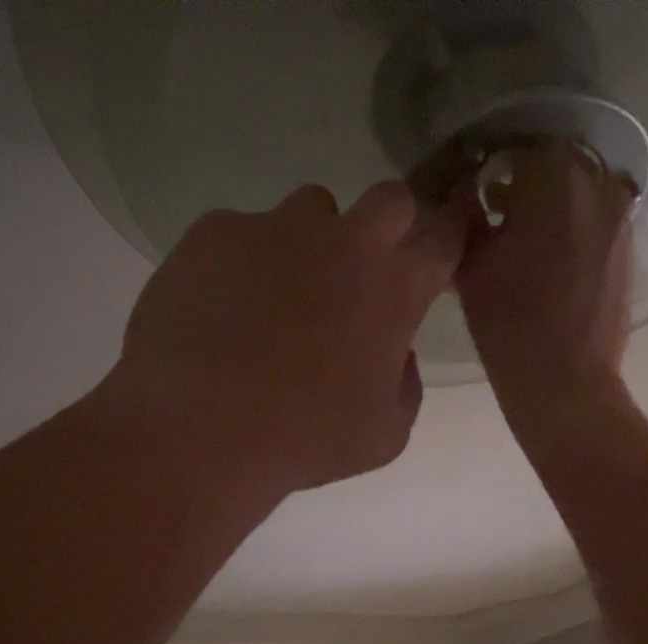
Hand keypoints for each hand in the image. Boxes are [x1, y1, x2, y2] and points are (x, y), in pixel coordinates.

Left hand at [86, 181, 462, 497]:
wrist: (200, 430)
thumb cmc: (305, 440)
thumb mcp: (386, 434)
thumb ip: (405, 384)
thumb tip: (396, 354)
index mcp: (395, 288)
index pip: (444, 237)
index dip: (447, 241)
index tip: (436, 257)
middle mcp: (345, 241)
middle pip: (390, 199)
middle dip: (391, 225)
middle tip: (365, 271)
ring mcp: (276, 227)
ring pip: (312, 210)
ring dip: (312, 242)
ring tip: (279, 296)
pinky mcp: (215, 230)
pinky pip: (243, 233)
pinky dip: (243, 262)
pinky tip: (221, 310)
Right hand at [453, 140, 637, 422]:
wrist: (565, 381)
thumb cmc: (509, 322)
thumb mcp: (471, 264)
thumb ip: (472, 216)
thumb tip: (477, 197)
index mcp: (553, 176)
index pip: (518, 146)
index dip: (493, 164)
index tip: (478, 190)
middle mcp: (596, 183)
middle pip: (558, 162)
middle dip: (529, 179)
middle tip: (501, 210)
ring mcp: (620, 216)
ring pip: (583, 188)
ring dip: (557, 201)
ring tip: (530, 236)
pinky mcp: (629, 248)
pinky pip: (599, 218)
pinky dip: (578, 225)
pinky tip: (554, 257)